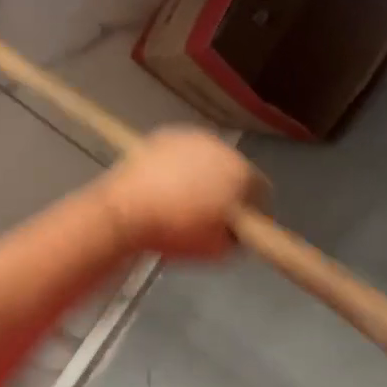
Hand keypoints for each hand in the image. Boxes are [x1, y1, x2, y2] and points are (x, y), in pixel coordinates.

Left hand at [95, 127, 267, 258]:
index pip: (261, 191)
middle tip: (209, 214)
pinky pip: (181, 155)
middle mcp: (220, 147)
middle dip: (226, 190)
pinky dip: (178, 167)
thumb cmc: (174, 232)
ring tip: (184, 201)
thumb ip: (237, 238)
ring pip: (207, 160)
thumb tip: (236, 231)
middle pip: (233, 171)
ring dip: (203, 176)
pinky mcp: (164, 136)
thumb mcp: (217, 250)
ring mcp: (190, 138)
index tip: (241, 226)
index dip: (253, 210)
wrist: (124, 211)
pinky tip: (165, 186)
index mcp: (240, 173)